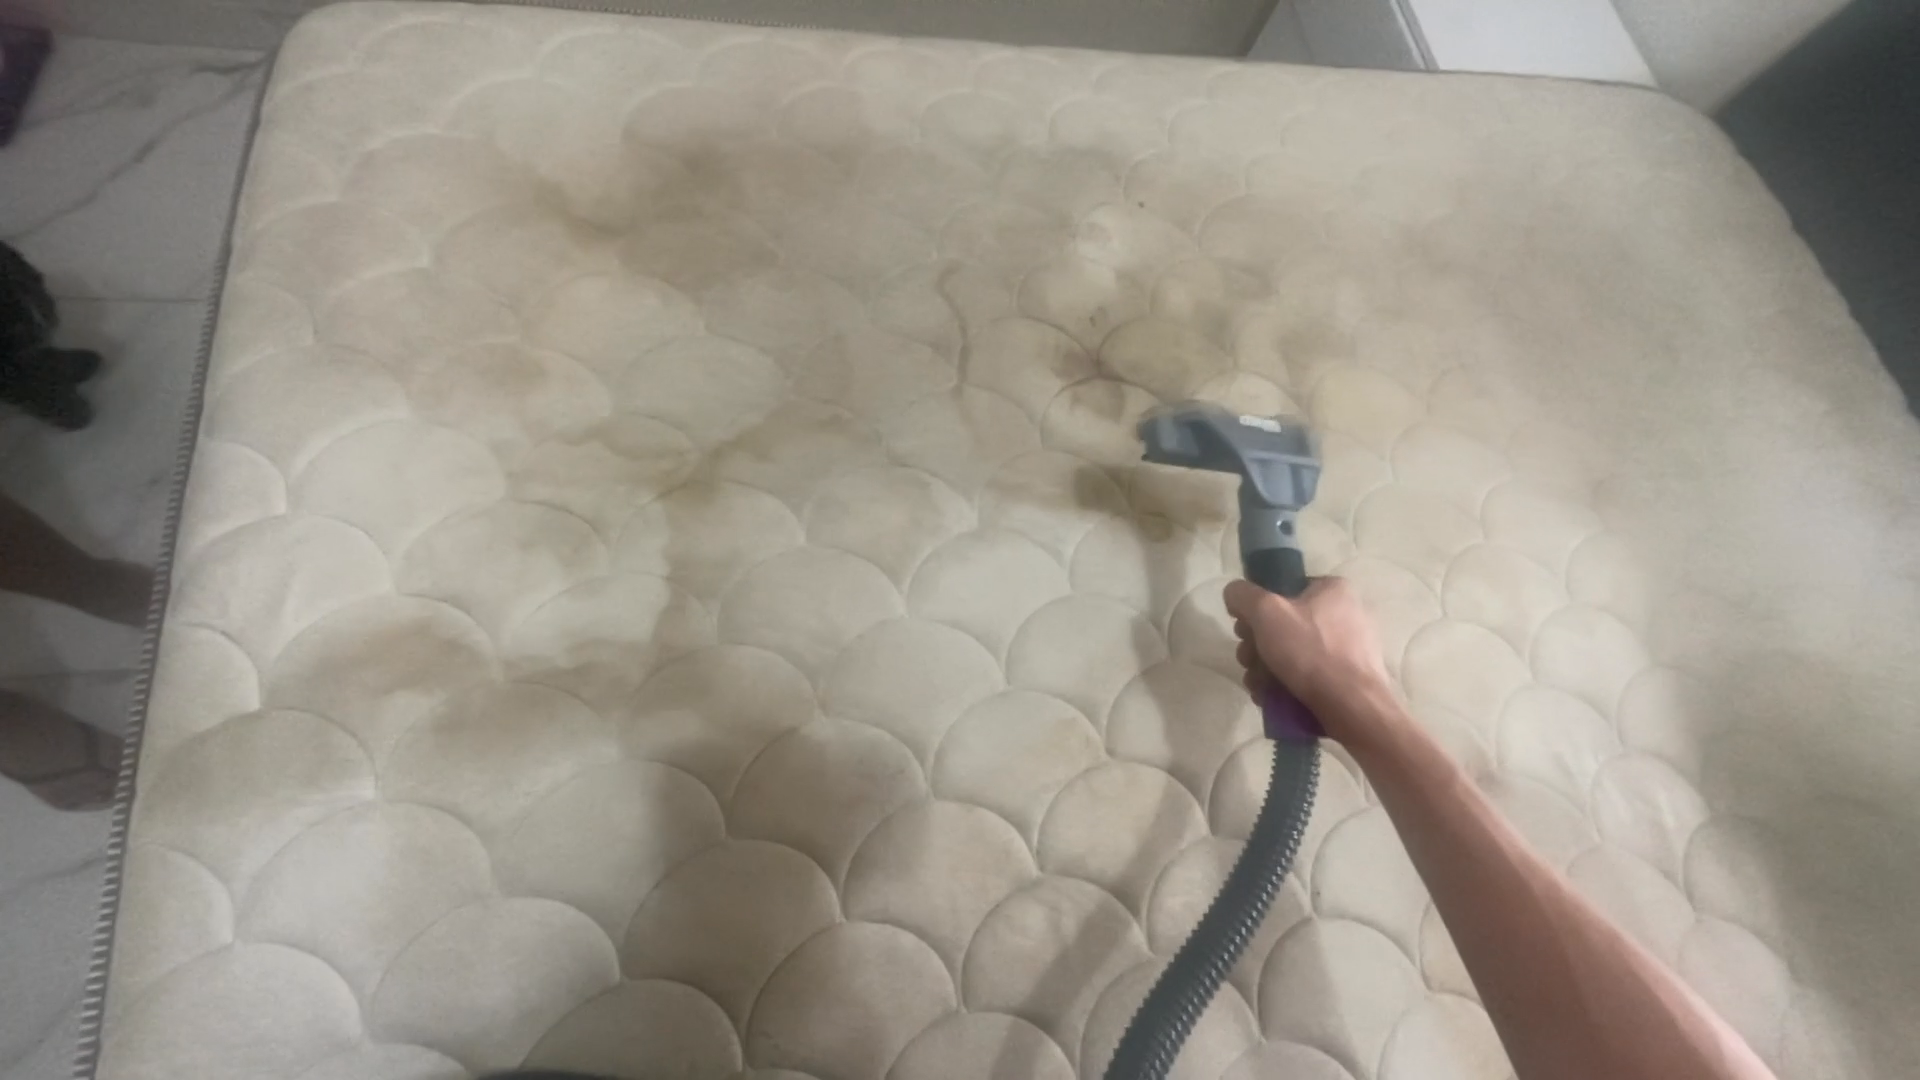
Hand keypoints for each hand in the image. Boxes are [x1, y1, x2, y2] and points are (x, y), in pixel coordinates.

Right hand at [1224, 577, 1400, 748]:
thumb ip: (1242, 595)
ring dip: (1264, 667)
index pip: (1282, 589)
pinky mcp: (1348, 677)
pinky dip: (1284, 682)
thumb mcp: (1265, 612)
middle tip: (1248, 660)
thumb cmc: (1310, 652)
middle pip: (1282, 623)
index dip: (1256, 608)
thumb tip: (1234, 595)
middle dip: (1256, 645)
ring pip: (1291, 651)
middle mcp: (1346, 612)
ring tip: (1257, 684)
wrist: (1352, 708)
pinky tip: (1270, 695)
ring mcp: (1349, 647)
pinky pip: (1307, 672)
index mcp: (1332, 589)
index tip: (1245, 630)